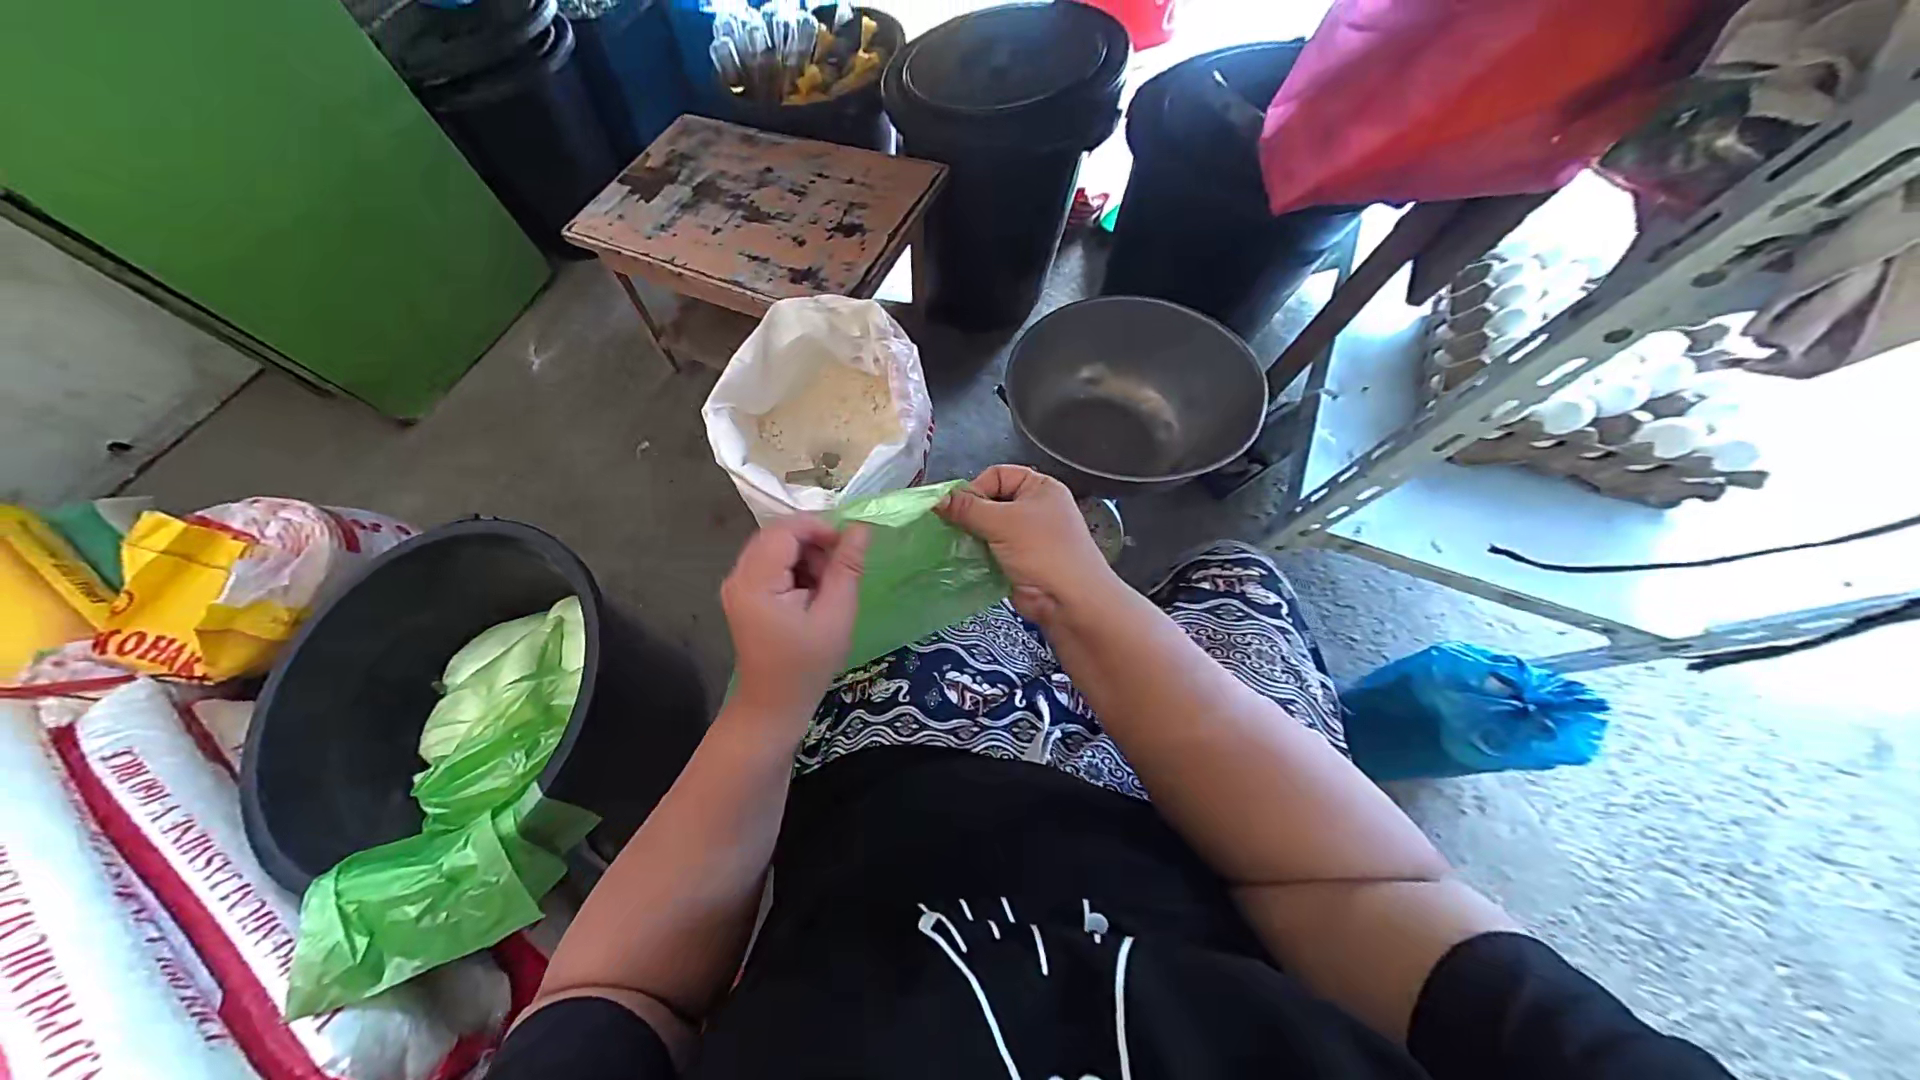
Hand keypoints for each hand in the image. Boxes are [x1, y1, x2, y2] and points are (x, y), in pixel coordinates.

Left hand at [720, 516, 869, 721]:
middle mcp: (738, 576)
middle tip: (840, 570)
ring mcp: (738, 585)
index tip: (848, 547)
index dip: (820, 528)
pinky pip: (772, 565)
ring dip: (807, 557)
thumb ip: (847, 567)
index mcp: (755, 582)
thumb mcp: (836, 615)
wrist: (774, 706)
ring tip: (827, 587)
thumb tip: (861, 528)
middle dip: (814, 543)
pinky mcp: (745, 594)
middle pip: (778, 535)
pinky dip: (797, 570)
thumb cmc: (807, 665)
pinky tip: (812, 594)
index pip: (785, 530)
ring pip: (777, 548)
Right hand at [935, 465, 1119, 623]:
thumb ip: (967, 508)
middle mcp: (1034, 508)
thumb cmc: (1043, 551)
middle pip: (990, 501)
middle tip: (953, 527)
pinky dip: (977, 554)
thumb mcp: (1003, 522)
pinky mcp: (1018, 561)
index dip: (976, 487)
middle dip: (971, 514)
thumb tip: (936, 499)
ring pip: (988, 528)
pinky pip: (990, 550)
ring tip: (957, 545)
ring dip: (972, 536)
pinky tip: (963, 560)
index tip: (959, 508)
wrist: (1069, 600)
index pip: (997, 474)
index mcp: (1040, 487)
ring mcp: (1027, 537)